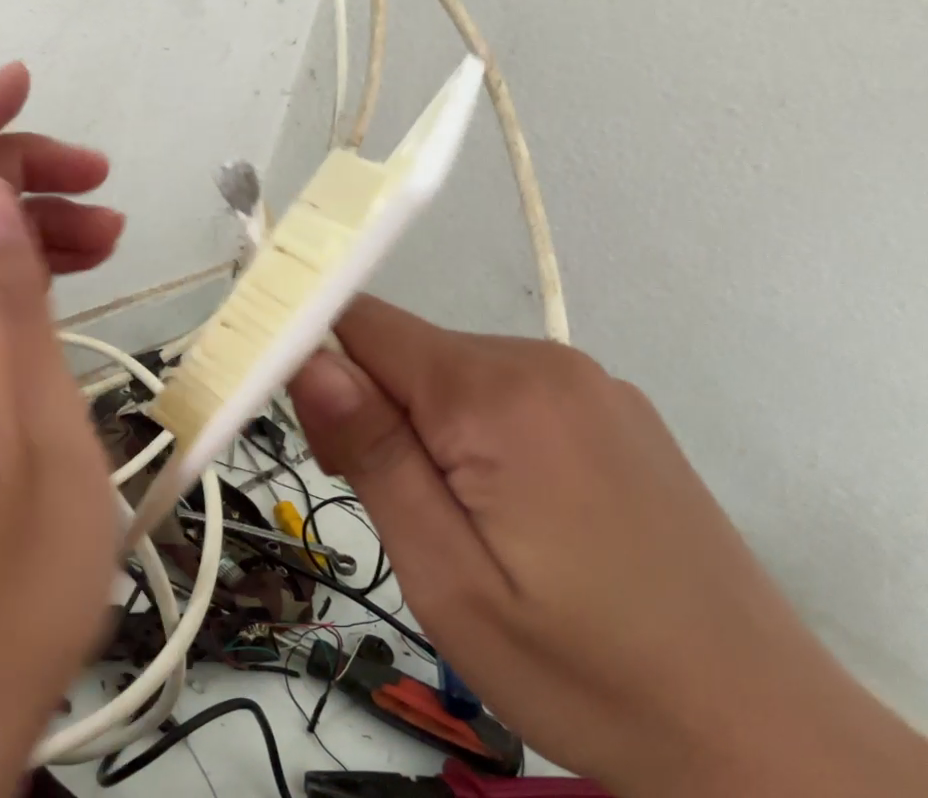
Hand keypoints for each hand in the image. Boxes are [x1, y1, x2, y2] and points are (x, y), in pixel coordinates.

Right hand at [288, 296, 927, 797]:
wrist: (760, 737)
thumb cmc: (581, 668)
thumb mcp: (447, 576)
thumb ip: (374, 456)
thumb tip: (305, 361)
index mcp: (500, 395)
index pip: (358, 321)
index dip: (306, 359)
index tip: (299, 433)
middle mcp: (547, 365)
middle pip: (400, 349)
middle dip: (361, 409)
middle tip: (378, 504)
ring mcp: (589, 388)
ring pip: (444, 374)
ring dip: (412, 428)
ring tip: (441, 522)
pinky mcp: (611, 417)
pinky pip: (497, 396)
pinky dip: (464, 435)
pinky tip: (496, 512)